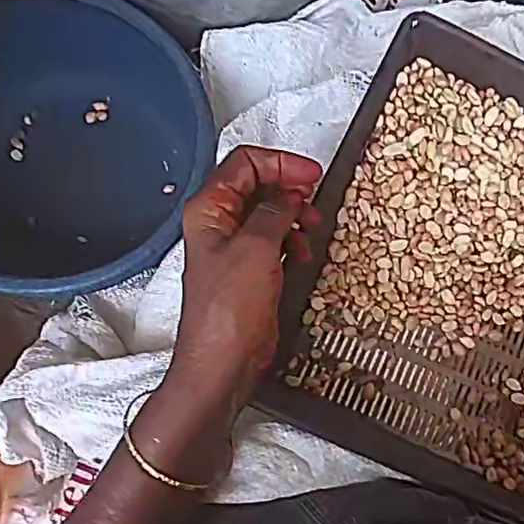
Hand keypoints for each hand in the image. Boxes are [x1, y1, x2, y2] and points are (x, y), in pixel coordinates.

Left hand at [168, 146, 323, 411]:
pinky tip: (303, 254)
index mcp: (209, 210)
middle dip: (290, 191)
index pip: (244, 165)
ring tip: (311, 232)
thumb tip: (290, 194)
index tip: (311, 174)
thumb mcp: (256, 249)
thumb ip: (275, 213)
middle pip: (259, 187)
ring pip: (271, 215)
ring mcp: (236, 249)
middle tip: (314, 202)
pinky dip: (293, 242)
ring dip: (295, 218)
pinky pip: (276, 242)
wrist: (224, 359)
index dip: (281, 164)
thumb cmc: (228, 311)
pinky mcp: (251, 270)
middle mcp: (219, 225)